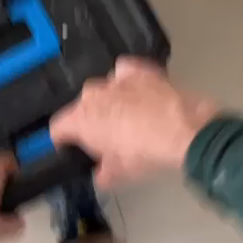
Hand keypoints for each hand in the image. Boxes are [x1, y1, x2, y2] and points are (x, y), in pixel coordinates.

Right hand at [50, 58, 219, 189]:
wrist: (185, 129)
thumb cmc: (146, 152)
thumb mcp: (120, 173)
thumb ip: (102, 172)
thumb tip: (101, 173)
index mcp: (80, 119)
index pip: (57, 128)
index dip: (63, 141)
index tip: (72, 149)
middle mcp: (92, 94)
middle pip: (82, 108)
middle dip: (91, 121)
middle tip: (109, 139)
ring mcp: (115, 78)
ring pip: (103, 90)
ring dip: (110, 101)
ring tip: (129, 118)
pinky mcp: (139, 69)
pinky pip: (123, 73)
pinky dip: (127, 82)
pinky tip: (137, 92)